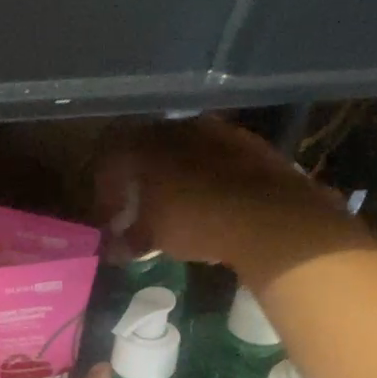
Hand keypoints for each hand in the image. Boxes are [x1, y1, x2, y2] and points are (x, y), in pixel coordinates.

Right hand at [95, 116, 375, 282]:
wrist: (271, 216)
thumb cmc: (196, 222)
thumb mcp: (152, 238)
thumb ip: (128, 240)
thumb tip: (113, 250)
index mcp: (147, 143)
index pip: (111, 156)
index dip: (105, 190)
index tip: (111, 218)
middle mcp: (180, 127)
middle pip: (149, 148)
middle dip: (140, 179)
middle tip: (139, 209)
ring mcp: (220, 131)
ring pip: (184, 150)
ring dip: (175, 177)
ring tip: (176, 209)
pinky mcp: (251, 145)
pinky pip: (215, 158)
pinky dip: (206, 178)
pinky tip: (210, 205)